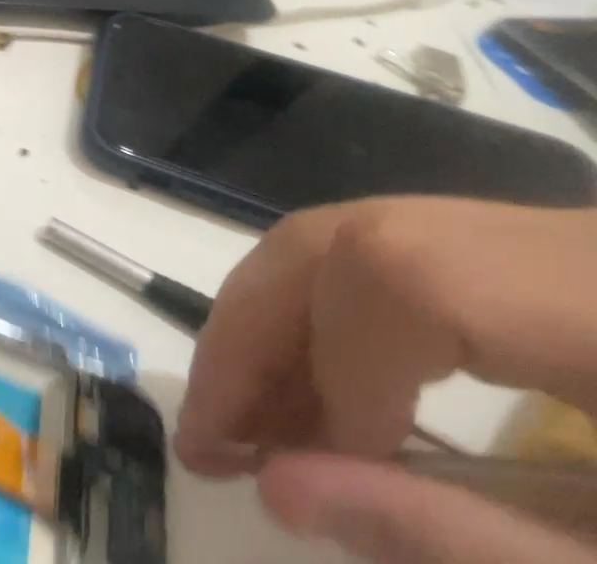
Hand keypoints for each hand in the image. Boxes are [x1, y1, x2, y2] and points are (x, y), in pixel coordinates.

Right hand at [175, 196, 596, 562]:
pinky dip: (332, 326)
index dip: (334, 369)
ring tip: (248, 419)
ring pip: (357, 237)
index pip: (409, 278)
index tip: (323, 471)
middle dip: (254, 332)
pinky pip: (400, 264)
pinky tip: (330, 401)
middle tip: (210, 430)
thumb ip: (464, 536)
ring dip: (275, 326)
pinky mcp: (564, 260)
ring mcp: (572, 240)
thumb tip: (276, 489)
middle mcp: (584, 242)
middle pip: (353, 235)